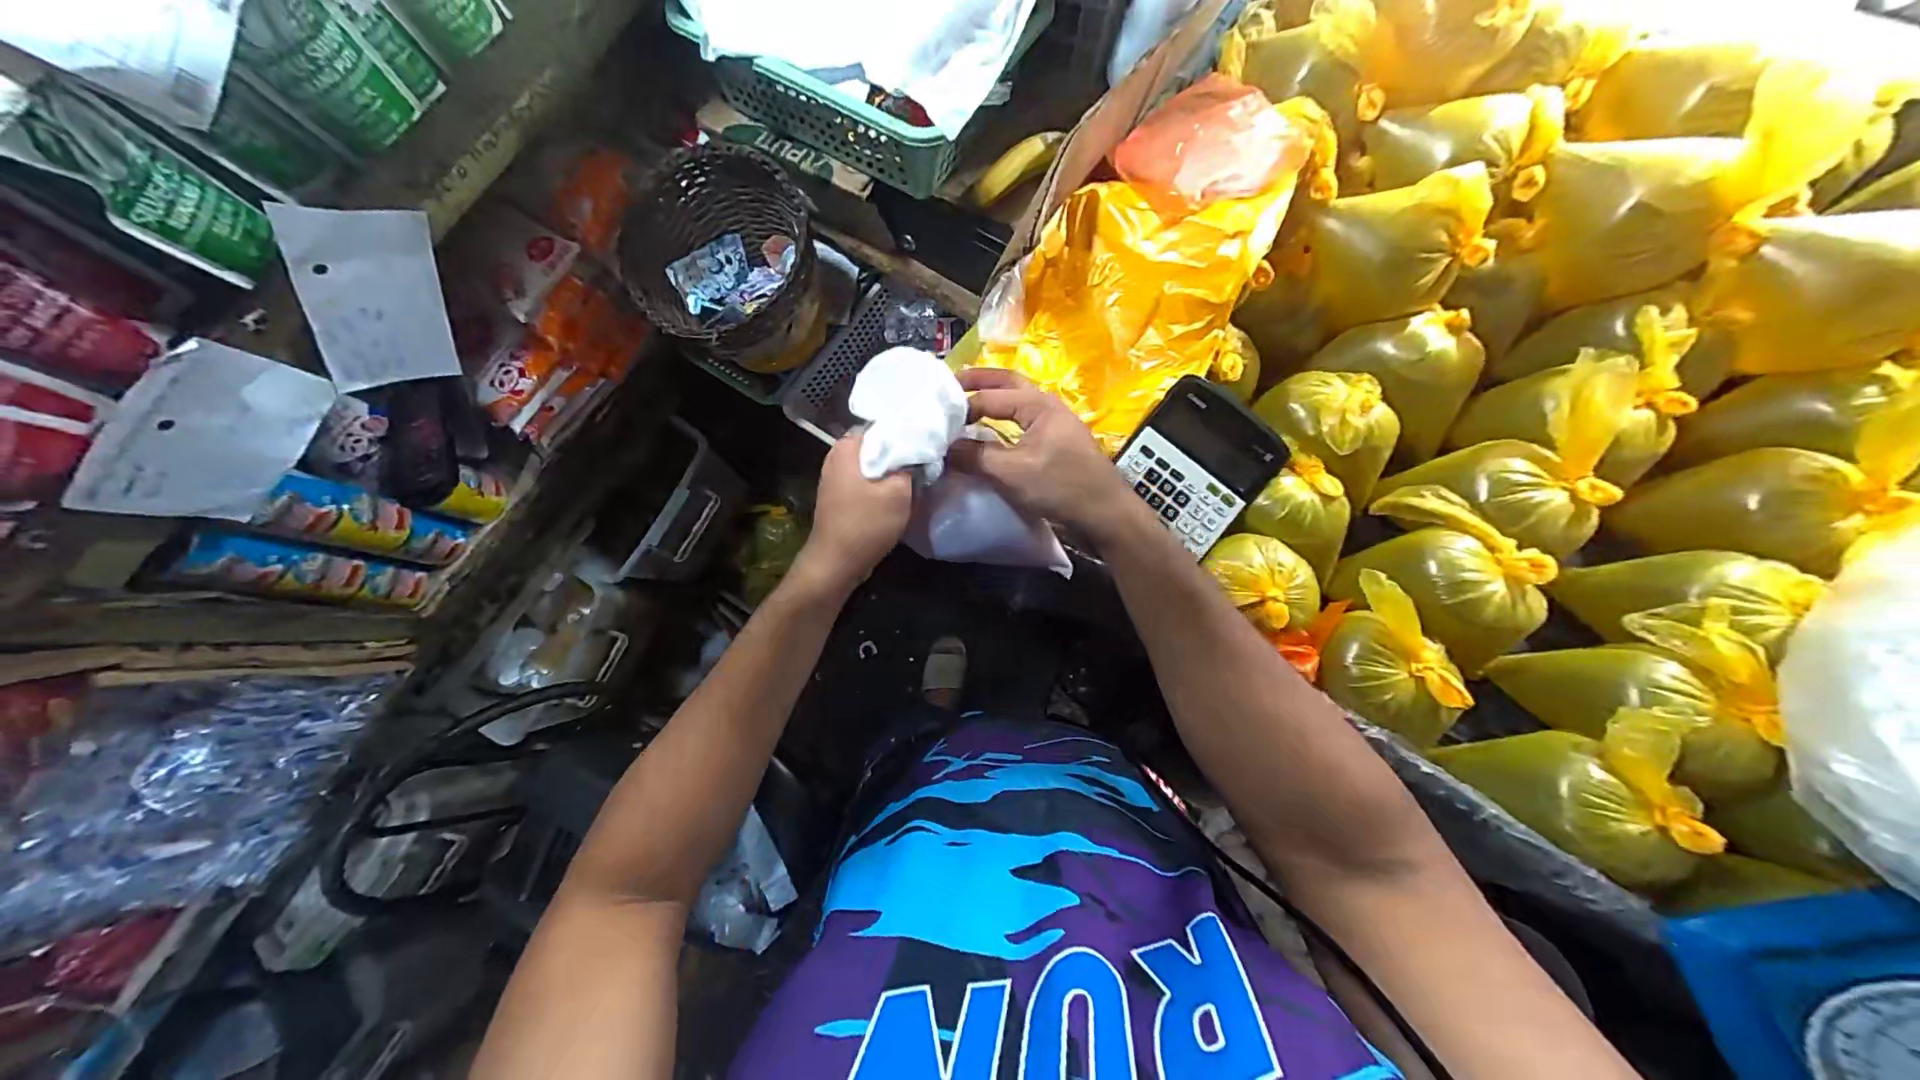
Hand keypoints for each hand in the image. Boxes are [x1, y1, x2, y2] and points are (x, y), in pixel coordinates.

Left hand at [792, 433, 913, 592]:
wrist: (836, 563)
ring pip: (872, 466)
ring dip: (892, 473)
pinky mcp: (838, 496)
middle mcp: (836, 457)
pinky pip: (865, 482)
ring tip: (918, 478)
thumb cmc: (866, 524)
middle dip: (901, 454)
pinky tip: (898, 496)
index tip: (930, 444)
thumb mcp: (898, 492)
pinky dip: (881, 486)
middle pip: (877, 447)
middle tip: (928, 462)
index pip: (884, 427)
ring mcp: (835, 478)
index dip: (908, 434)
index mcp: (847, 447)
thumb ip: (910, 465)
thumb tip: (918, 451)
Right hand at [948, 368, 1136, 538]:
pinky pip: (1023, 419)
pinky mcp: (1058, 442)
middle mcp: (1047, 405)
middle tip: (950, 386)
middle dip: (979, 381)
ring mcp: (1055, 423)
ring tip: (967, 405)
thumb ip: (975, 457)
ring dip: (993, 398)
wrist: (1105, 513)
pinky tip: (992, 431)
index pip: (990, 396)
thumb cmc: (1060, 487)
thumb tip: (945, 447)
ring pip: (1017, 401)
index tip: (937, 418)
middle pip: (1008, 383)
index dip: (962, 406)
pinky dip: (1004, 418)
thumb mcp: (1012, 473)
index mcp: (1038, 404)